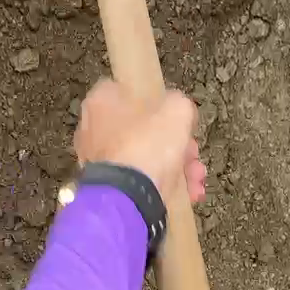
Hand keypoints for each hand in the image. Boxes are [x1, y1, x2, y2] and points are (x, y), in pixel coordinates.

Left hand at [73, 79, 206, 207]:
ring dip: (176, 169)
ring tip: (195, 182)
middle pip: (143, 131)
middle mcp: (93, 128)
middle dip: (175, 145)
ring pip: (144, 159)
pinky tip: (187, 195)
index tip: (177, 120)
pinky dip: (161, 188)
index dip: (160, 105)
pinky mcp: (106, 188)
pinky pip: (137, 182)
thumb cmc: (148, 145)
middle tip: (192, 156)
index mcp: (103, 99)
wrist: (128, 198)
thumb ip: (179, 104)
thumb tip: (178, 114)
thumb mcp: (177, 110)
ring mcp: (97, 161)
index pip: (131, 92)